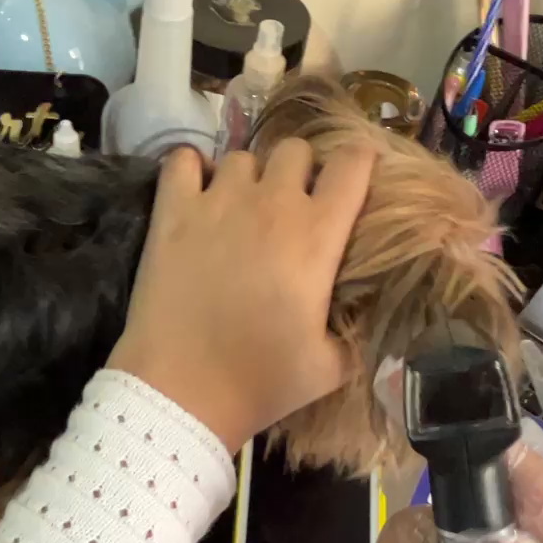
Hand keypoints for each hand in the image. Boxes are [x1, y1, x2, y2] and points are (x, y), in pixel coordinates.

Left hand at [108, 141, 373, 451]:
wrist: (183, 391)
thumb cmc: (261, 382)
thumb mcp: (331, 367)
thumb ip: (357, 330)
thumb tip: (370, 315)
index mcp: (318, 236)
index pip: (352, 164)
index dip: (357, 166)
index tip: (351, 184)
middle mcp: (271, 205)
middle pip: (295, 151)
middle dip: (299, 171)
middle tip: (290, 207)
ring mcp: (218, 202)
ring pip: (242, 156)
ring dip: (247, 177)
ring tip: (239, 209)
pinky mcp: (172, 212)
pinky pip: (183, 161)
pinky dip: (191, 169)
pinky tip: (195, 193)